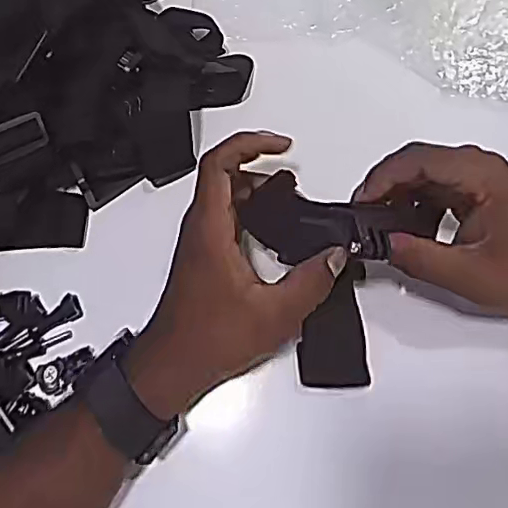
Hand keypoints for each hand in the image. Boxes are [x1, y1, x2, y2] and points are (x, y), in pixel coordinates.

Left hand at [126, 132, 347, 417]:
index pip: (219, 163)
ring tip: (287, 192)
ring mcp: (200, 238)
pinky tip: (272, 224)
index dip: (249, 144)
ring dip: (254, 184)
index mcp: (210, 227)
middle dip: (257, 160)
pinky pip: (224, 212)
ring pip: (223, 192)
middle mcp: (200, 226)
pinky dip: (248, 205)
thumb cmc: (205, 338)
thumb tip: (334, 257)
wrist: (173, 364)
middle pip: (222, 172)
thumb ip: (310, 282)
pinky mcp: (203, 252)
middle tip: (288, 164)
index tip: (278, 144)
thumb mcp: (273, 314)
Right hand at [355, 143, 507, 329]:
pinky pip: (430, 185)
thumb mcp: (472, 275)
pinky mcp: (473, 192)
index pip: (416, 160)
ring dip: (396, 191)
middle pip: (415, 160)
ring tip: (379, 217)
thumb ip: (421, 258)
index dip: (383, 179)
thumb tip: (385, 243)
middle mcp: (478, 167)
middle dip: (384, 183)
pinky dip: (410, 200)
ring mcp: (476, 178)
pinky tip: (403, 222)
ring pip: (420, 171)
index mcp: (480, 174)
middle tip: (365, 208)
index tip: (364, 199)